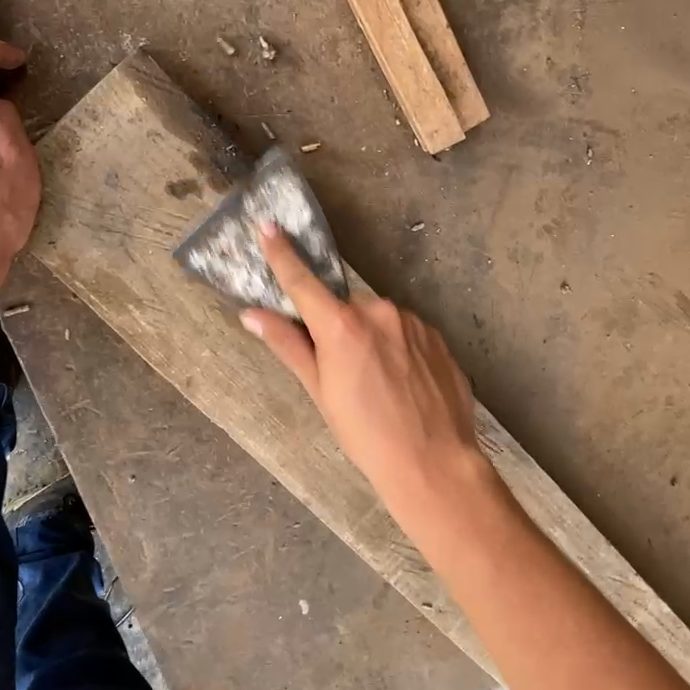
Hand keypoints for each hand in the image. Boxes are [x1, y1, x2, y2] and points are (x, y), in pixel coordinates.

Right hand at [241, 224, 487, 508]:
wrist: (434, 463)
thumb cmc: (367, 434)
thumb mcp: (319, 392)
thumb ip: (288, 345)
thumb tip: (252, 314)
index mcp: (341, 326)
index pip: (302, 280)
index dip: (281, 252)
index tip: (268, 225)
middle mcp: (378, 312)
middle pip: (344, 306)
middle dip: (338, 327)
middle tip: (342, 369)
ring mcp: (412, 321)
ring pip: (377, 318)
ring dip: (370, 338)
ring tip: (379, 383)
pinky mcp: (437, 334)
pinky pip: (405, 331)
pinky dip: (397, 348)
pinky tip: (402, 382)